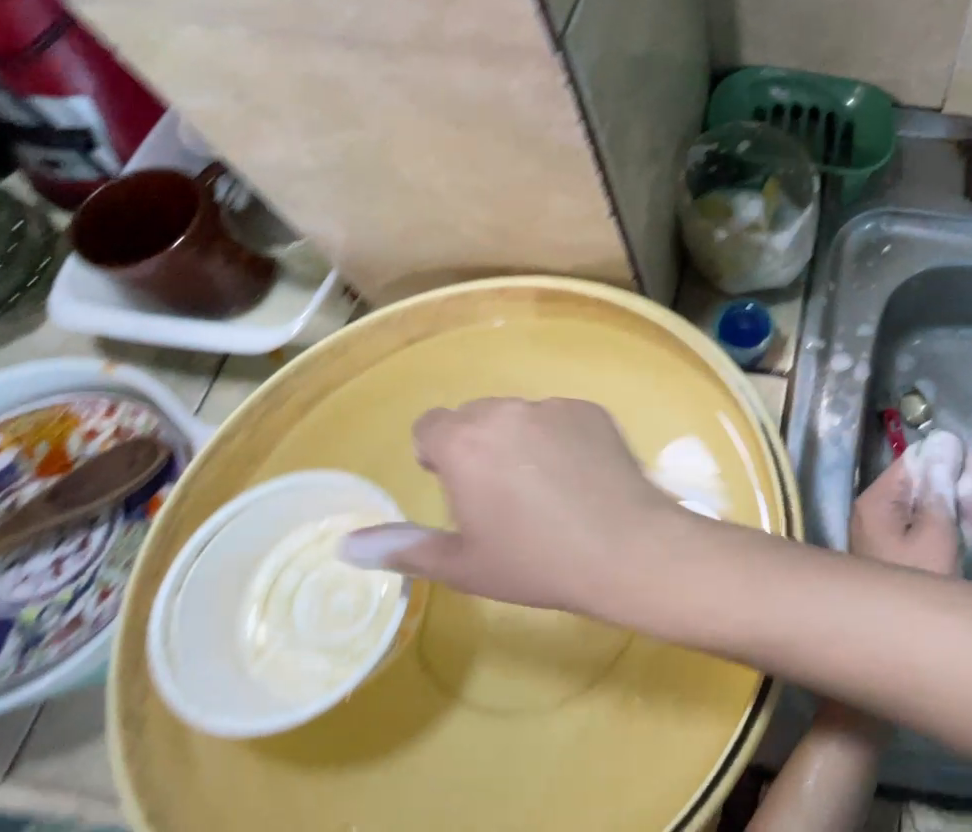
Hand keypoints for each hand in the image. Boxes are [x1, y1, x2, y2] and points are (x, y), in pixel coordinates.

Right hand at [340, 397, 684, 610]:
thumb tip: (345, 546)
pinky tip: (579, 478)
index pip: (430, 425)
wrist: (626, 548)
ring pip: (521, 416)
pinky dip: (561, 438)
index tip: (456, 488)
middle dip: (477, 446)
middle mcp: (508, 412)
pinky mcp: (595, 412)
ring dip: (519, 440)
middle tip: (500, 495)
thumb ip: (402, 548)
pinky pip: (562, 418)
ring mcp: (557, 408)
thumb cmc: (537, 561)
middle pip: (476, 417)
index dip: (437, 455)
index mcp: (465, 442)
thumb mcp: (463, 564)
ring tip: (544, 489)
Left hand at [849, 432, 963, 576]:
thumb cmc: (916, 582)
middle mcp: (876, 510)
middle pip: (921, 482)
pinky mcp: (896, 552)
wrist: (896, 644)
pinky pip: (924, 527)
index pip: (914, 459)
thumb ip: (943, 486)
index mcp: (878, 499)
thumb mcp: (937, 532)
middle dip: (958, 487)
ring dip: (958, 509)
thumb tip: (945, 442)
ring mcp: (884, 532)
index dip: (949, 458)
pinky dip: (948, 528)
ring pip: (927, 505)